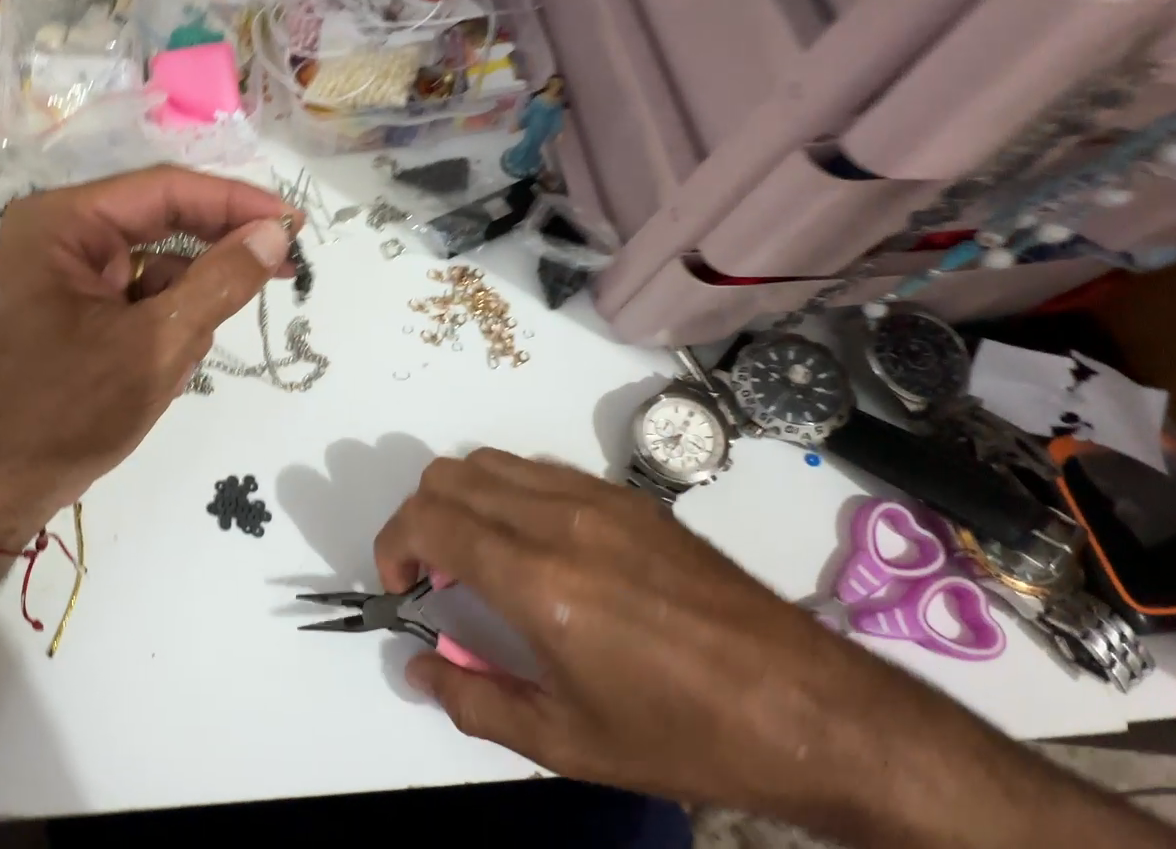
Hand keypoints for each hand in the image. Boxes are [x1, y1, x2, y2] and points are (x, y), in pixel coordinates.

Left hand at [0, 166, 297, 546]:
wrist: (2, 485)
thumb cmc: (71, 412)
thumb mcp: (157, 344)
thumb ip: (221, 282)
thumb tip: (275, 233)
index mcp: (61, 223)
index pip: (164, 191)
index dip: (236, 203)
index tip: (295, 222)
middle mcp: (59, 233)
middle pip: (160, 220)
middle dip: (217, 249)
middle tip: (286, 263)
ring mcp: (65, 272)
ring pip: (156, 263)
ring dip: (187, 300)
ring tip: (184, 354)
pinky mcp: (75, 306)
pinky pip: (139, 295)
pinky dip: (166, 322)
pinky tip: (164, 365)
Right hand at [374, 450, 996, 826]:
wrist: (812, 710)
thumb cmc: (680, 735)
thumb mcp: (565, 742)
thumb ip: (473, 700)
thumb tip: (417, 668)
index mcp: (537, 578)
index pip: (427, 519)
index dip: (393, 546)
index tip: (404, 589)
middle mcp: (560, 519)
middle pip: (448, 475)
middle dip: (418, 519)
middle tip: (435, 576)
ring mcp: (600, 499)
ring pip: (490, 462)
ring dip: (461, 501)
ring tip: (480, 560)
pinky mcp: (632, 499)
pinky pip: (540, 470)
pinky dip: (508, 494)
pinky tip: (535, 549)